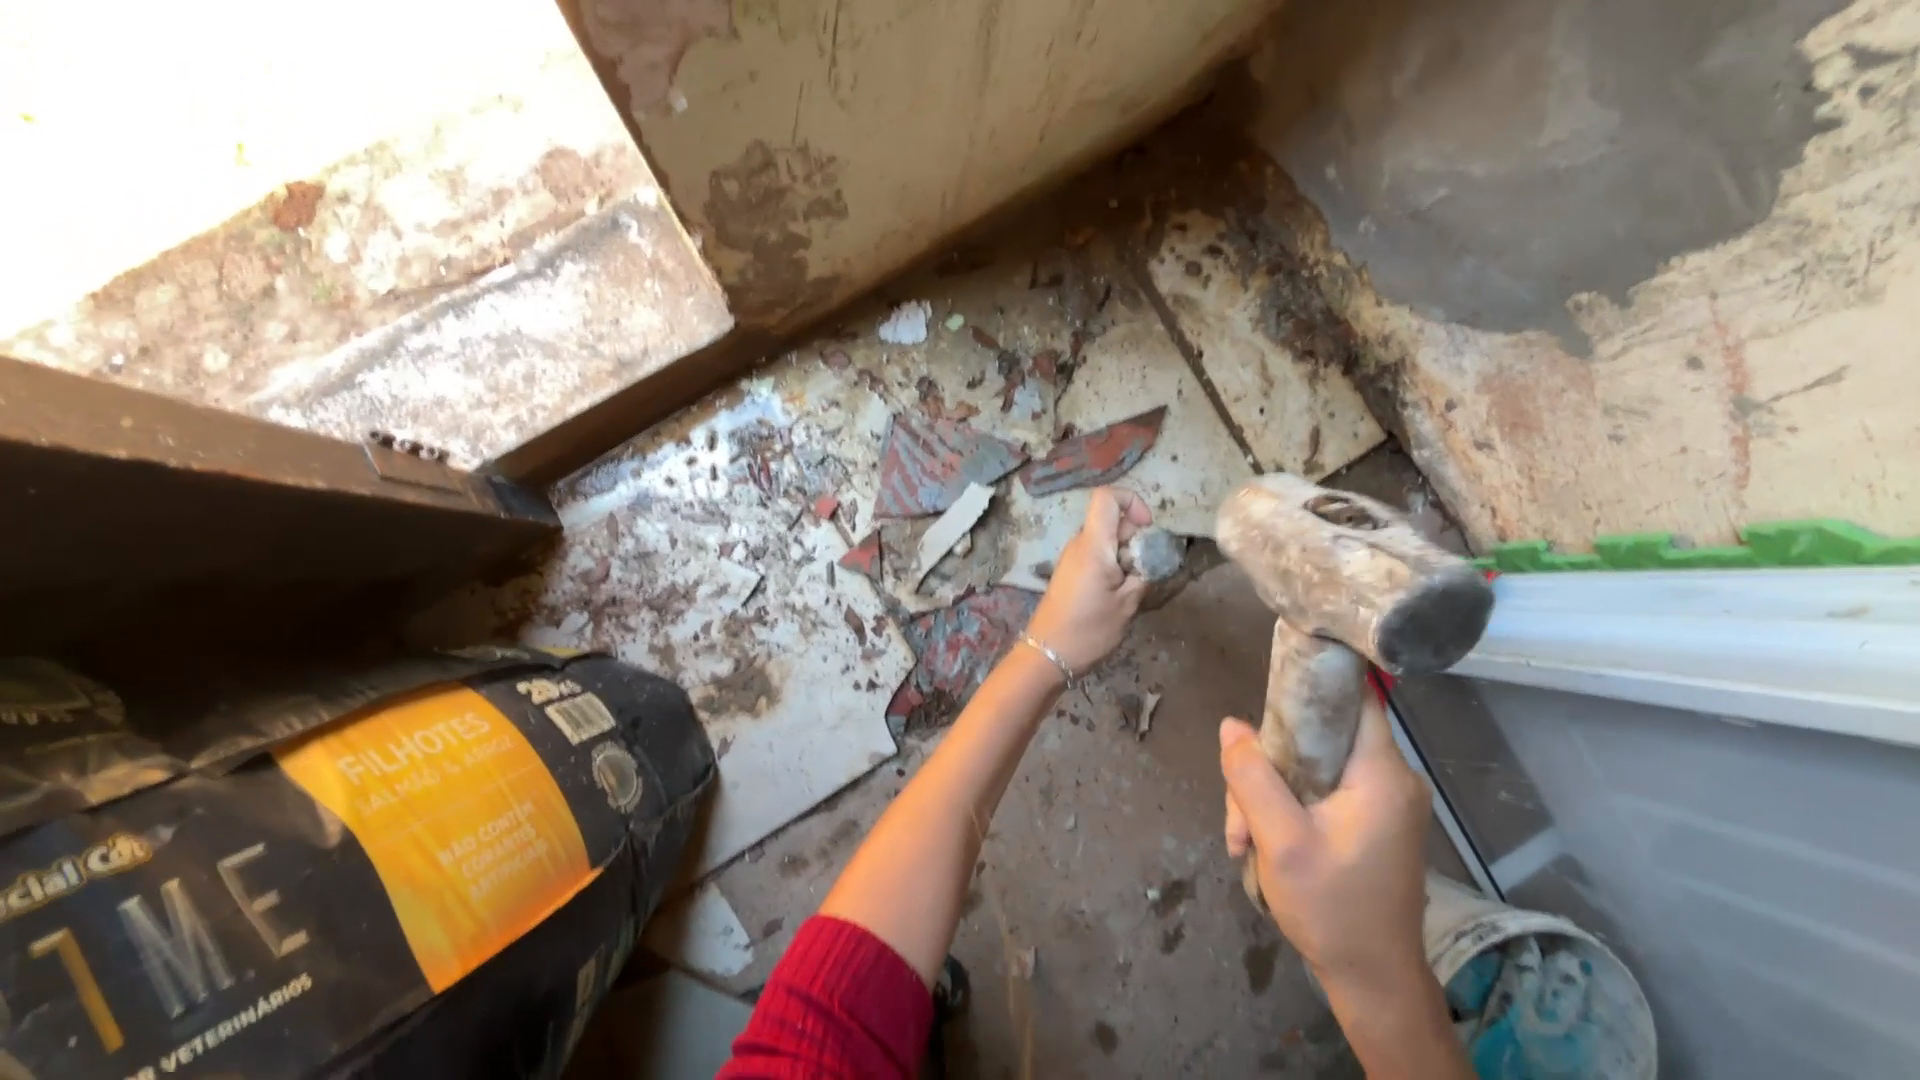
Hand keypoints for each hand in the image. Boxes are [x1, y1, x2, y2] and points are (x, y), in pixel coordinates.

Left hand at [1025, 488, 1152, 672]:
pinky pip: (1096, 556)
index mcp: (1093, 544)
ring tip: (1131, 589)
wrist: (1047, 655)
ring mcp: (1072, 558)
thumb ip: (1144, 574)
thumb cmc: (1088, 630)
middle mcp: (1079, 544)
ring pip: (1106, 541)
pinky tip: (1117, 595)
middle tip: (1143, 571)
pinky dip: (1112, 567)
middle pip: (1111, 521)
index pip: (1108, 497)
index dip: (1132, 502)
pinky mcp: (1069, 573)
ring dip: (1125, 556)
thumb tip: (1152, 559)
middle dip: (1135, 539)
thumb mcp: (1128, 604)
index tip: (1148, 529)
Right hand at [1219, 695, 1430, 996]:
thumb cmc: (1333, 908)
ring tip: (1245, 843)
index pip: (1355, 697)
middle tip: (1241, 817)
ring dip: (1267, 796)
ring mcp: (1382, 802)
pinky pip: (1320, 793)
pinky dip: (1286, 810)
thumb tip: (1231, 726)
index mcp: (1381, 774)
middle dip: (1266, 768)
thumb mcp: (1280, 841)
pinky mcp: (1371, 822)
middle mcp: (1390, 779)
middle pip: (1317, 738)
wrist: (1373, 979)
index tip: (1268, 689)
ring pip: (1311, 767)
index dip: (1312, 682)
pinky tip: (1262, 846)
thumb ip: (1252, 778)